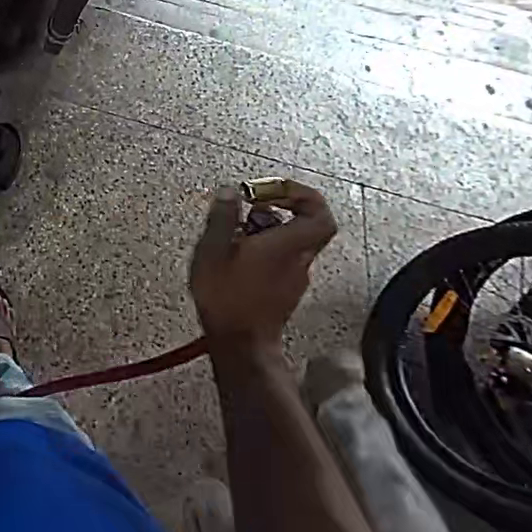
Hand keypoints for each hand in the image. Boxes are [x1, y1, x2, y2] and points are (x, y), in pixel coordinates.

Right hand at [190, 182, 336, 350]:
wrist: (240, 342)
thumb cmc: (225, 294)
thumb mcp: (213, 249)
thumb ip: (223, 218)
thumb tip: (230, 191)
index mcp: (286, 246)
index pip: (318, 213)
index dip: (299, 194)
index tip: (267, 189)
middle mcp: (298, 259)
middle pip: (305, 224)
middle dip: (276, 207)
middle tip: (247, 203)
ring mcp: (294, 275)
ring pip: (291, 239)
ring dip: (265, 226)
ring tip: (232, 228)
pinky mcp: (284, 287)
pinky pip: (281, 255)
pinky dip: (262, 244)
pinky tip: (234, 251)